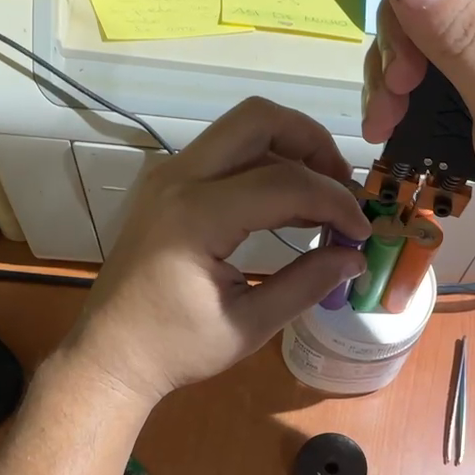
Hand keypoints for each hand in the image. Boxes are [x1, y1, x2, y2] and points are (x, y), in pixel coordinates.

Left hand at [65, 98, 369, 403]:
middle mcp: (179, 179)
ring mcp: (167, 176)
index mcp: (197, 216)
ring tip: (323, 197)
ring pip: (240, 129)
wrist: (113, 354)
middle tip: (344, 187)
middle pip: (259, 120)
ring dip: (289, 149)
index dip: (335, 203)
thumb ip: (305, 285)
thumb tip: (354, 258)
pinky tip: (287, 206)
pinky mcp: (166, 185)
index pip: (285, 183)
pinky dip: (263, 164)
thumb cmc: (177, 348)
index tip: (362, 233)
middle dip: (313, 144)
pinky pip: (223, 152)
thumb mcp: (248, 325)